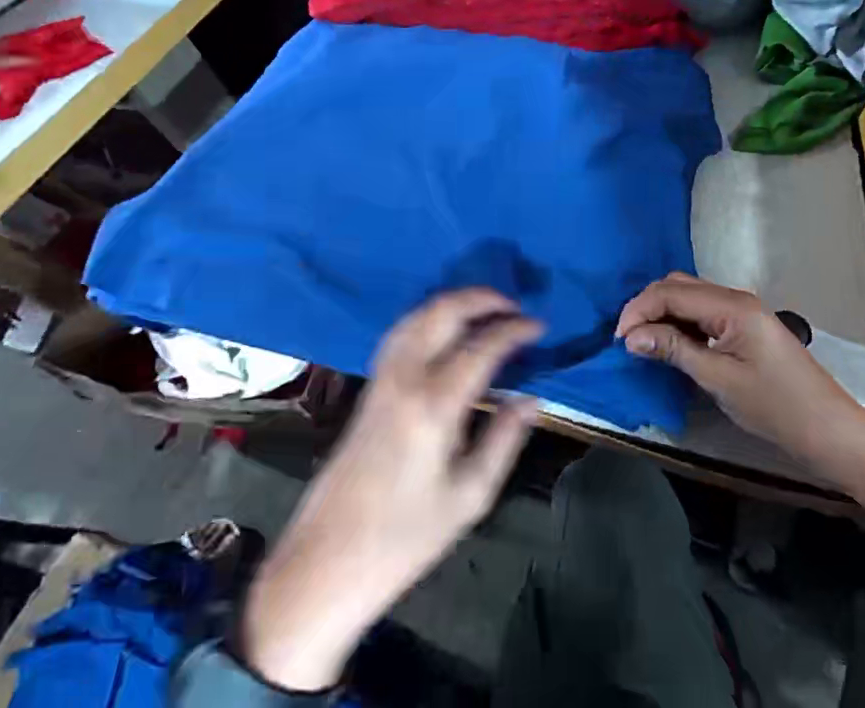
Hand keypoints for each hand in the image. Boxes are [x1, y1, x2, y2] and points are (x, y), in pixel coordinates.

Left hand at [239, 289, 541, 691]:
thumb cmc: (404, 539)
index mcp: (434, 406)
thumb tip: (532, 398)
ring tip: (487, 310)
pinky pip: (400, 334)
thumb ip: (504, 439)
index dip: (515, 330)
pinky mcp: (367, 391)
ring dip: (454, 303)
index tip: (540, 327)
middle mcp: (403, 380)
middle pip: (442, 313)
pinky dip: (429, 319)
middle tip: (515, 306)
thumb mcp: (470, 496)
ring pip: (416, 317)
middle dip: (482, 299)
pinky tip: (446, 333)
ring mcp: (379, 382)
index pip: (482, 346)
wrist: (324, 565)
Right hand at [617, 273, 864, 483]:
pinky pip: (703, 314)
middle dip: (648, 307)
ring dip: (663, 314)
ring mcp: (742, 312)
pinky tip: (669, 344)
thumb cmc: (774, 405)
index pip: (671, 292)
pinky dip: (680, 324)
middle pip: (679, 287)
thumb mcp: (718, 379)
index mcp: (732, 305)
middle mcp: (736, 299)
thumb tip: (631, 336)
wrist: (827, 428)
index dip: (639, 311)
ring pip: (690, 298)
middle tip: (627, 341)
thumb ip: (674, 350)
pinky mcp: (745, 328)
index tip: (618, 342)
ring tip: (642, 343)